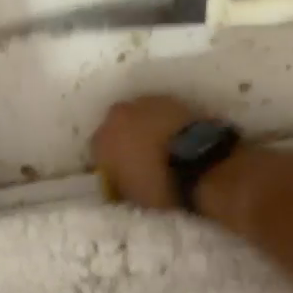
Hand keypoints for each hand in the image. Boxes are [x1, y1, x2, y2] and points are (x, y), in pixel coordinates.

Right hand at [91, 94, 205, 209]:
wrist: (196, 160)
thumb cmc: (158, 183)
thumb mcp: (131, 194)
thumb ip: (119, 181)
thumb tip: (119, 179)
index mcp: (102, 139)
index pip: (96, 151)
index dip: (108, 164)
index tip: (119, 174)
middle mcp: (116, 114)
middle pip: (115, 126)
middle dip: (123, 139)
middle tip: (137, 157)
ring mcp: (142, 102)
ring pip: (136, 115)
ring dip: (141, 127)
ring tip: (157, 145)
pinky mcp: (167, 98)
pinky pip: (157, 112)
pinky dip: (160, 121)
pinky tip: (171, 135)